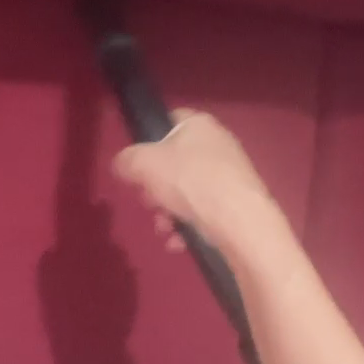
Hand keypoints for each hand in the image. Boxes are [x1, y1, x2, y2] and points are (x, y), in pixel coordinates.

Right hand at [111, 109, 285, 253]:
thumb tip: (122, 164)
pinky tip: (179, 242)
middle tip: (148, 202)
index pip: (168, 121)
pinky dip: (187, 227)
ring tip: (164, 228)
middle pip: (174, 163)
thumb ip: (127, 160)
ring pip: (186, 192)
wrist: (241, 222)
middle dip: (155, 188)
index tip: (136, 164)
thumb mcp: (145, 165)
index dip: (148, 141)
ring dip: (168, 213)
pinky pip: (203, 212)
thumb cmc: (191, 182)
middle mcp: (217, 145)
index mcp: (199, 125)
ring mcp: (229, 176)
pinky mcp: (236, 204)